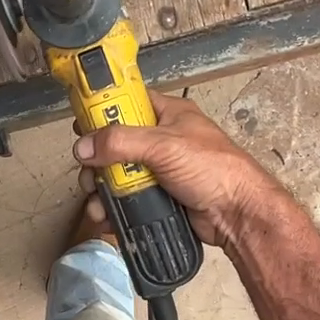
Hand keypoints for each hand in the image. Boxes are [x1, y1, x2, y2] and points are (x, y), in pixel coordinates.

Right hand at [73, 91, 285, 248]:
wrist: (238, 215)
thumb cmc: (216, 170)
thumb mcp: (164, 146)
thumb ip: (120, 142)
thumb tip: (84, 146)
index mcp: (167, 115)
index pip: (127, 103)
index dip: (102, 112)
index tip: (80, 126)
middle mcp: (161, 140)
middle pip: (114, 144)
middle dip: (97, 162)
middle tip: (89, 174)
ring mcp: (159, 169)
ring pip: (117, 175)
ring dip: (102, 189)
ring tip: (97, 202)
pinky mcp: (159, 196)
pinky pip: (127, 198)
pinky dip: (113, 207)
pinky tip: (106, 216)